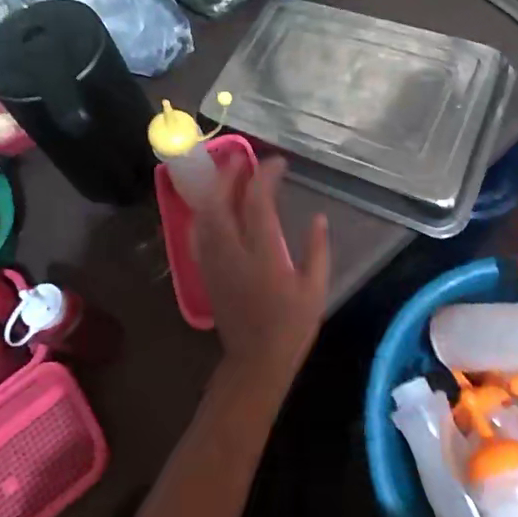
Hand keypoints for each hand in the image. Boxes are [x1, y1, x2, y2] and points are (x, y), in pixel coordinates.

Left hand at [188, 155, 329, 387]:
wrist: (254, 359)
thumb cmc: (291, 327)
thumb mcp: (316, 290)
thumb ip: (316, 251)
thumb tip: (318, 218)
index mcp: (263, 255)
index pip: (257, 203)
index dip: (265, 176)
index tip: (278, 164)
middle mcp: (232, 252)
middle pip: (221, 200)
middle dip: (229, 173)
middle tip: (243, 157)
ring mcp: (213, 260)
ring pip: (205, 214)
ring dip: (215, 188)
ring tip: (228, 173)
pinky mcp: (204, 270)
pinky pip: (199, 232)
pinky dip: (205, 211)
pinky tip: (213, 205)